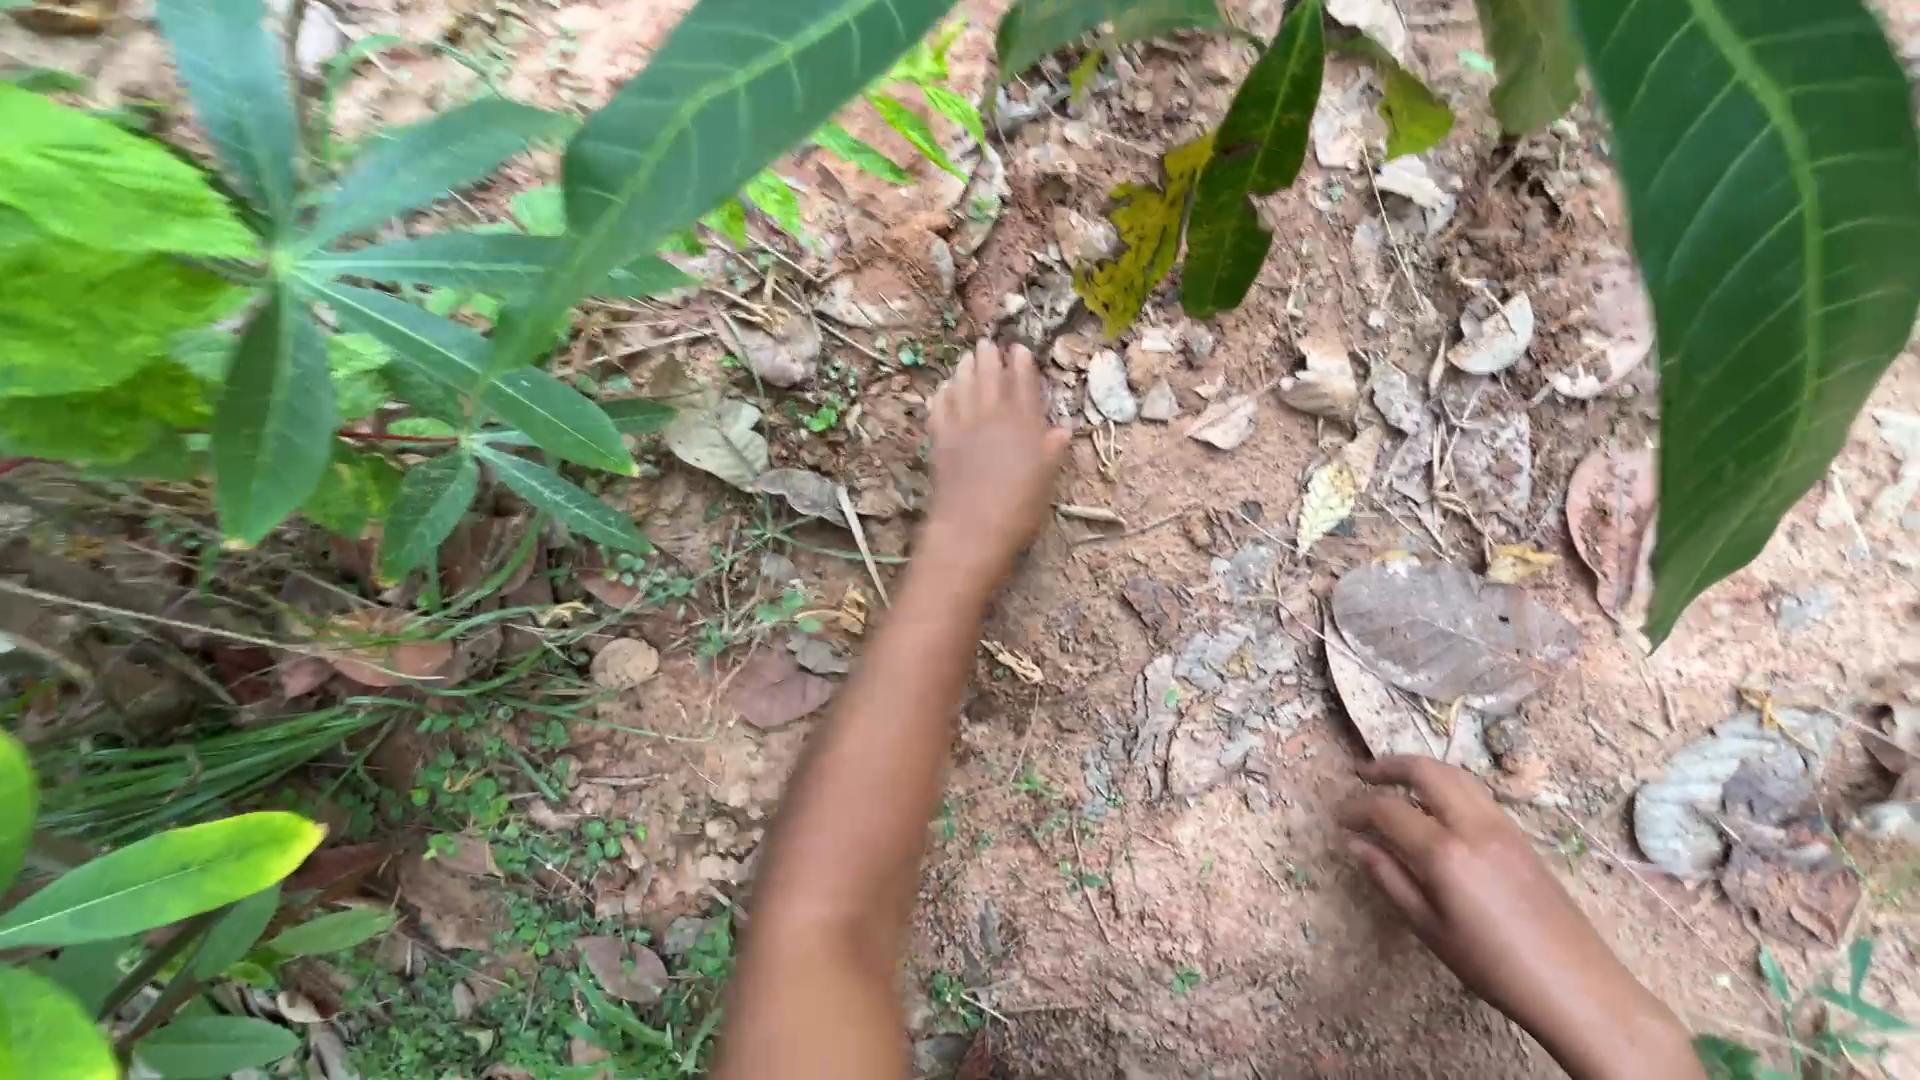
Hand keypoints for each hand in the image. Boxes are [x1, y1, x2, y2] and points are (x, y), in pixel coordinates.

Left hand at [923, 340, 1069, 582]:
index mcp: (1024, 423)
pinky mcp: (939, 439)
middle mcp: (992, 415)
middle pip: (989, 376)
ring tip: (967, 358)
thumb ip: (1052, 451)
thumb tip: (1062, 430)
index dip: (1022, 364)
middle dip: (990, 357)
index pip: (1023, 383)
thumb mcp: (1046, 480)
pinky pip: (939, 408)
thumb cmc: (1019, 508)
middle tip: (987, 344)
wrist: (972, 526)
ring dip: (965, 369)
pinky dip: (942, 395)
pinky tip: (943, 390)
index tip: (1020, 349)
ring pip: (962, 385)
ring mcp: (962, 425)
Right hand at [1340, 757, 1704, 1079]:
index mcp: (1445, 853)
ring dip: (1420, 770)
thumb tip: (1355, 843)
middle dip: (1389, 765)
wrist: (1580, 989)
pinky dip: (1446, 785)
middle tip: (1364, 775)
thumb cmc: (1494, 966)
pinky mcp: (1521, 836)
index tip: (1340, 818)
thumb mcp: (1430, 928)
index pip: (1388, 810)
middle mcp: (1474, 827)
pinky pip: (1476, 793)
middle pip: (1426, 770)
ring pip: (1455, 775)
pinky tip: (1435, 809)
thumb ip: (1389, 878)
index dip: (1357, 808)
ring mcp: (1503, 827)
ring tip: (1396, 783)